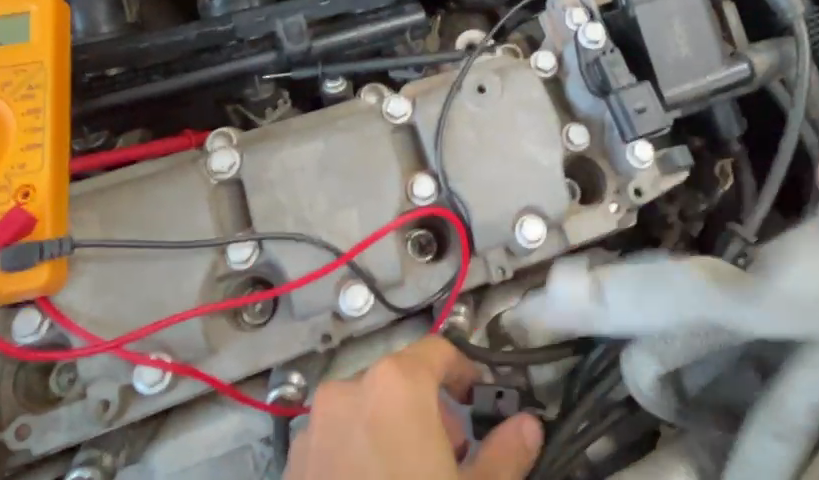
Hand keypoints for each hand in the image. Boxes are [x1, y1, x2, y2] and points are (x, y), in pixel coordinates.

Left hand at [285, 336, 542, 479]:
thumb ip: (505, 453)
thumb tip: (526, 426)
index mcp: (396, 385)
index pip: (438, 351)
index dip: (464, 372)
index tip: (478, 400)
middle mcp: (348, 392)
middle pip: (398, 381)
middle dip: (428, 409)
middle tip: (451, 452)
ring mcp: (312, 429)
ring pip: (363, 411)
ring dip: (390, 430)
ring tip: (410, 475)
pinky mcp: (292, 465)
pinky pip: (333, 442)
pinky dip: (356, 453)